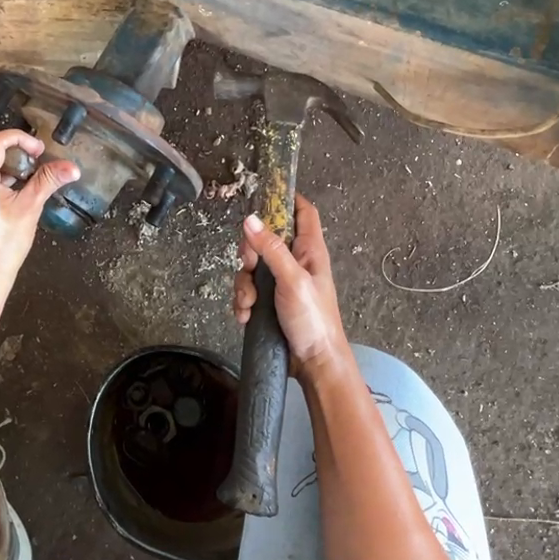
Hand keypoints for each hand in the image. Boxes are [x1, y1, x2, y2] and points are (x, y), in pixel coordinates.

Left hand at [0, 129, 79, 300]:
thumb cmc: (3, 249)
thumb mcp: (28, 210)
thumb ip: (47, 181)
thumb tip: (73, 168)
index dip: (20, 139)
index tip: (39, 152)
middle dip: (13, 154)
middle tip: (35, 166)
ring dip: (2, 168)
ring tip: (23, 183)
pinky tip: (7, 197)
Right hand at [233, 195, 349, 377]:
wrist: (315, 365)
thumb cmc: (314, 320)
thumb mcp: (292, 281)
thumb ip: (271, 249)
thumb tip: (250, 219)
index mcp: (310, 250)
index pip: (303, 212)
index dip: (287, 198)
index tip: (264, 194)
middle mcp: (296, 262)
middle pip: (266, 238)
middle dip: (250, 252)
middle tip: (249, 266)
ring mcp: (282, 282)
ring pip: (252, 268)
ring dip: (244, 285)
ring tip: (249, 304)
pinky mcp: (270, 302)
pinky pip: (249, 291)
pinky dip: (243, 302)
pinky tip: (246, 315)